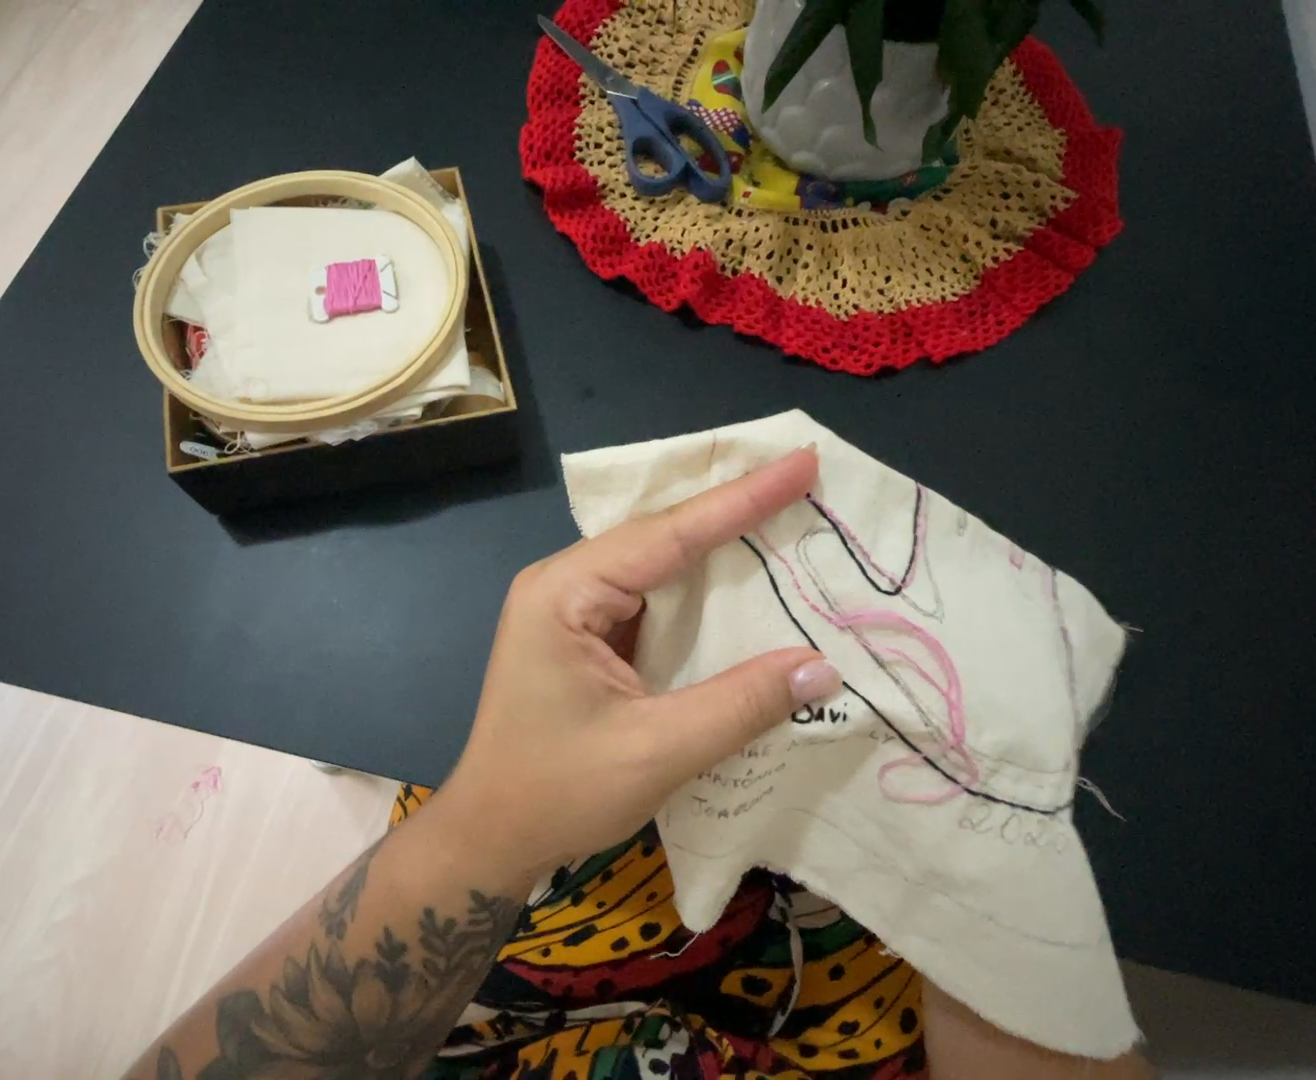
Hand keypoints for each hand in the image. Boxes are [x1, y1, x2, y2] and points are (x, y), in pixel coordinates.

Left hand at [428, 448, 841, 877]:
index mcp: (565, 593)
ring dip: (720, 552)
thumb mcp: (656, 751)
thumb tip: (823, 666)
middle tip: (805, 483)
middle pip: (661, 536)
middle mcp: (564, 585)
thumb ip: (741, 704)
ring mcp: (572, 610)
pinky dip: (700, 596)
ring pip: (658, 566)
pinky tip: (746, 590)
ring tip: (790, 523)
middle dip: (733, 512)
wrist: (492, 838)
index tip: (801, 462)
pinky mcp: (586, 637)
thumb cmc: (557, 793)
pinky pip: (652, 601)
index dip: (742, 499)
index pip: (668, 534)